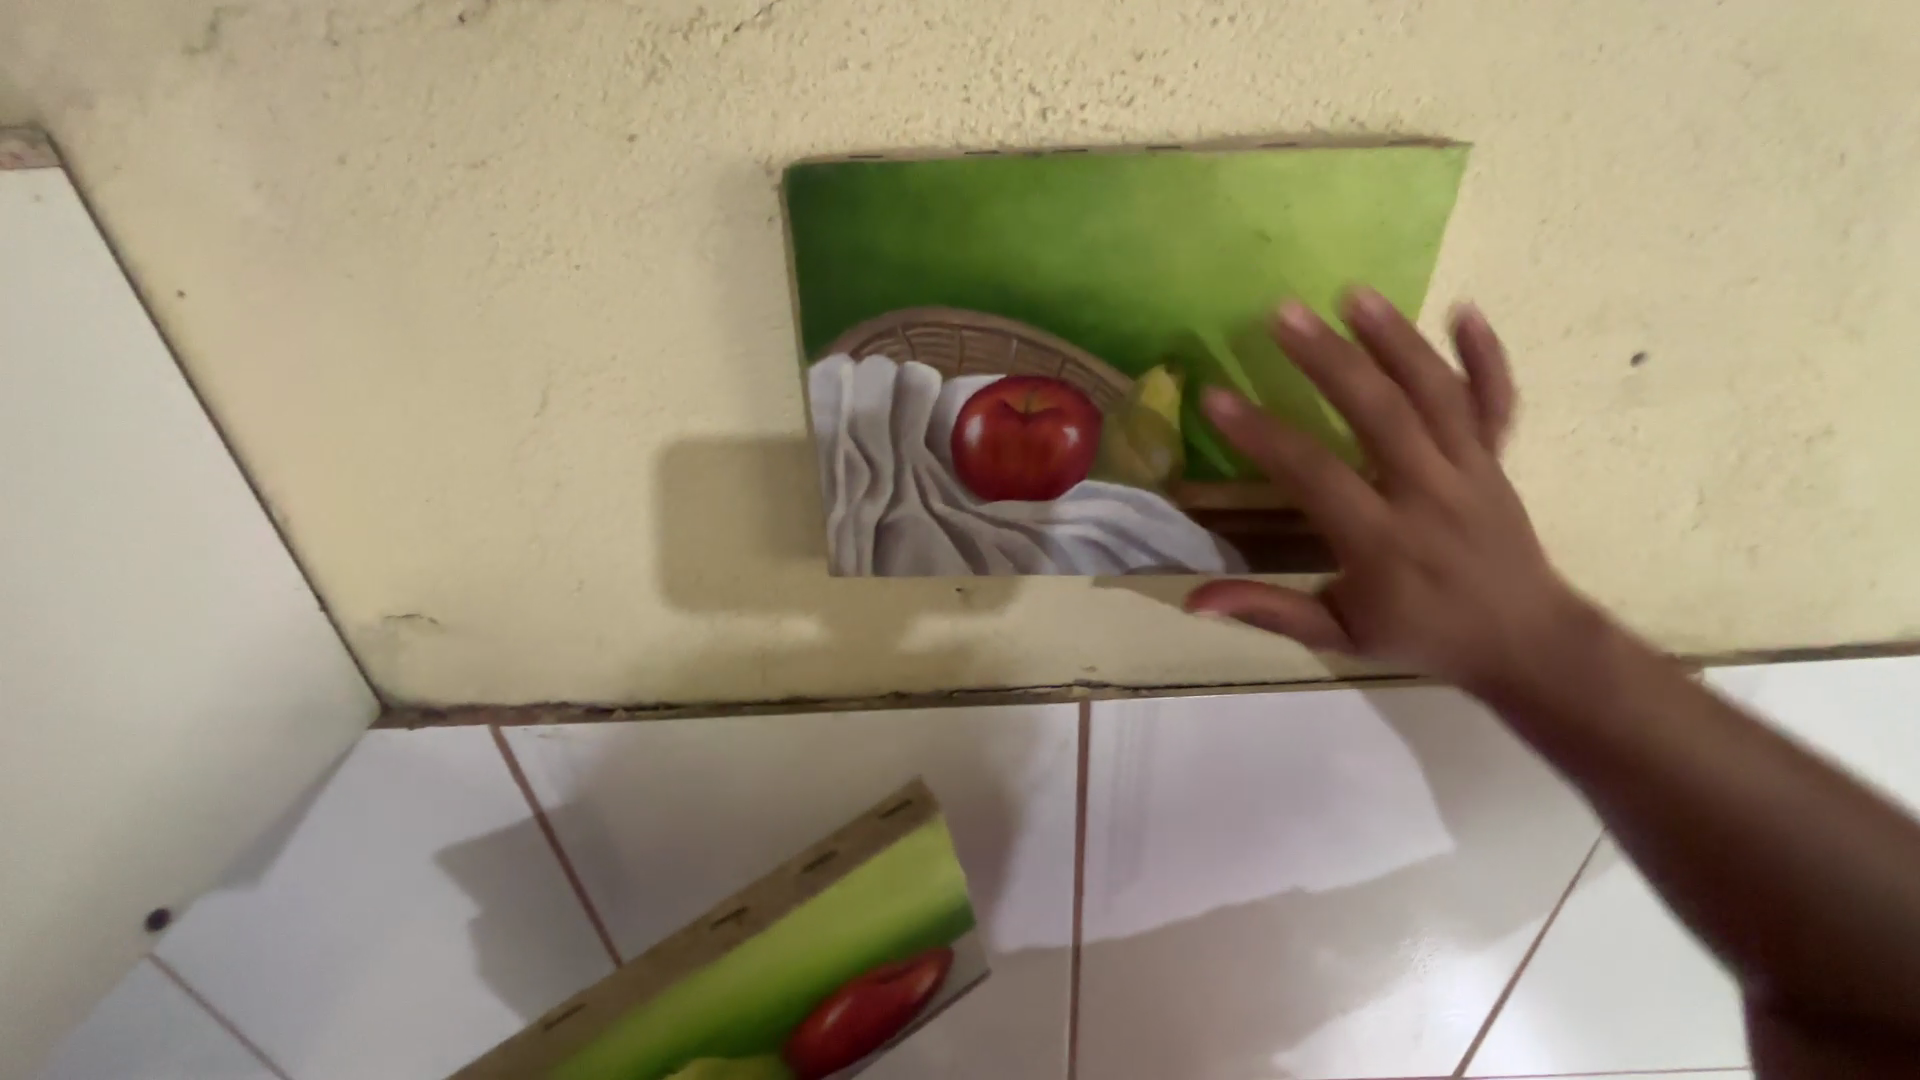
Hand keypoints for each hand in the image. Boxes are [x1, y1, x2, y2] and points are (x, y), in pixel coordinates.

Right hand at [1185, 287, 1592, 696]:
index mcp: (1382, 541)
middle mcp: (1429, 493)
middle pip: (1380, 413)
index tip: (1215, 396)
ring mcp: (1471, 470)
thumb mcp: (1337, 635)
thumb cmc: (1420, 636)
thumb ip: (1268, 610)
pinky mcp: (1498, 460)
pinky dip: (1487, 355)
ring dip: (1395, 339)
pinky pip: (1497, 402)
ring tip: (1353, 293)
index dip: (1261, 434)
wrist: (1525, 643)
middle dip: (1328, 359)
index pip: (1314, 474)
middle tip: (1283, 314)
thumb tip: (1193, 600)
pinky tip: (1464, 309)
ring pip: (1436, 394)